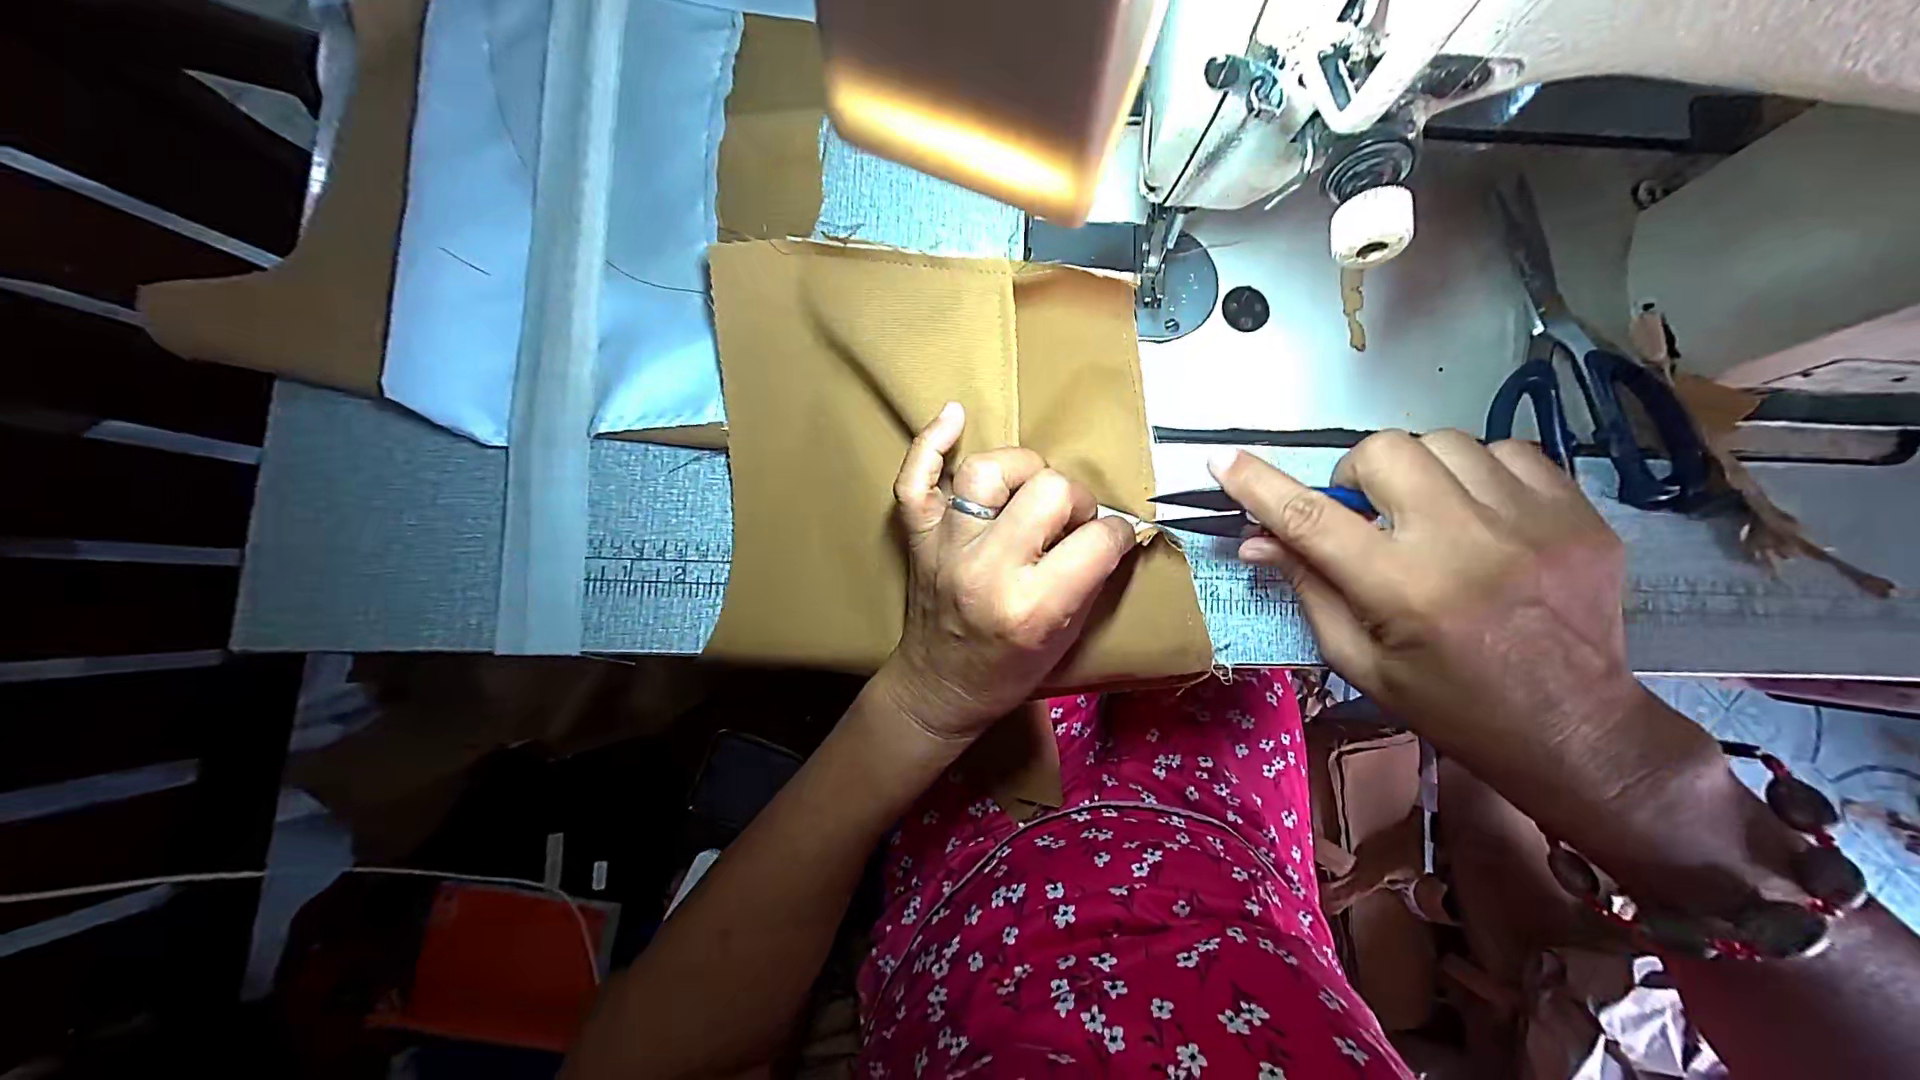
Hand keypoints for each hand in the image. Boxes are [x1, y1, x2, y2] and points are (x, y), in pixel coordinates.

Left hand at [875, 403, 1137, 743]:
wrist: (940, 687)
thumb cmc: (1009, 671)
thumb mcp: (1067, 636)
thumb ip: (1093, 577)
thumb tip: (1116, 525)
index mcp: (1031, 606)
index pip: (1096, 539)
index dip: (1115, 533)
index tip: (1112, 537)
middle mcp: (986, 570)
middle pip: (1049, 491)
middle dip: (1075, 501)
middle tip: (1071, 522)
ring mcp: (944, 548)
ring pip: (987, 471)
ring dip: (1022, 471)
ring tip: (1031, 491)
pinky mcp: (917, 537)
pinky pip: (915, 478)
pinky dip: (931, 442)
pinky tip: (956, 416)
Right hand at [1210, 432, 1730, 854]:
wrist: (1576, 729)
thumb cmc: (1447, 703)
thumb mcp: (1358, 658)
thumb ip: (1308, 588)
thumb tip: (1255, 540)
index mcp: (1403, 590)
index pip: (1311, 518)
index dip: (1259, 484)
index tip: (1226, 460)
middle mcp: (1465, 543)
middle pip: (1384, 451)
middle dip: (1355, 474)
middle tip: (1364, 512)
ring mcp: (1532, 522)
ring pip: (1445, 442)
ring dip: (1415, 471)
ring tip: (1423, 512)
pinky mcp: (1579, 515)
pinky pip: (1507, 452)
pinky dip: (1474, 472)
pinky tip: (1476, 511)